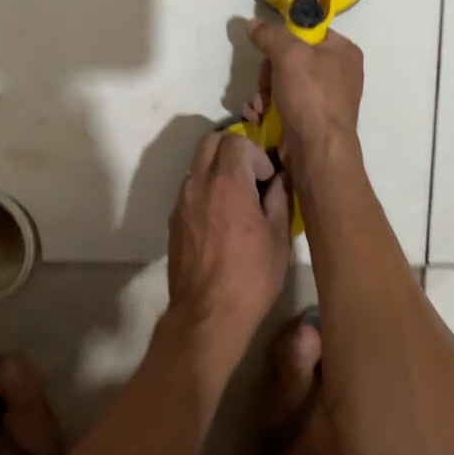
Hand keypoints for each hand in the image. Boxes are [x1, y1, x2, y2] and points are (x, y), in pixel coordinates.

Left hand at [166, 130, 291, 345]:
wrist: (207, 315)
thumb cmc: (251, 277)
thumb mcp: (278, 239)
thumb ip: (279, 199)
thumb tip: (280, 178)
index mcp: (227, 182)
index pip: (236, 139)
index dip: (256, 154)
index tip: (267, 180)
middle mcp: (198, 183)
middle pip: (210, 142)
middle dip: (233, 150)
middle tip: (251, 178)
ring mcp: (182, 201)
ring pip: (197, 164)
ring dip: (217, 170)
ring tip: (237, 200)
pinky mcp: (173, 219)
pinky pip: (190, 189)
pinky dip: (206, 190)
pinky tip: (221, 220)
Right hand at [245, 19, 364, 173]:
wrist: (317, 150)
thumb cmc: (310, 95)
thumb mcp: (288, 54)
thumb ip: (269, 34)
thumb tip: (251, 23)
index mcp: (344, 51)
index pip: (310, 31)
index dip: (285, 37)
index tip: (269, 47)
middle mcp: (339, 73)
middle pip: (292, 57)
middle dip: (269, 71)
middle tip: (265, 81)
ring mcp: (325, 98)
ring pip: (283, 81)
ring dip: (264, 91)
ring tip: (259, 103)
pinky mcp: (311, 118)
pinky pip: (284, 102)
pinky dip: (268, 107)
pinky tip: (258, 114)